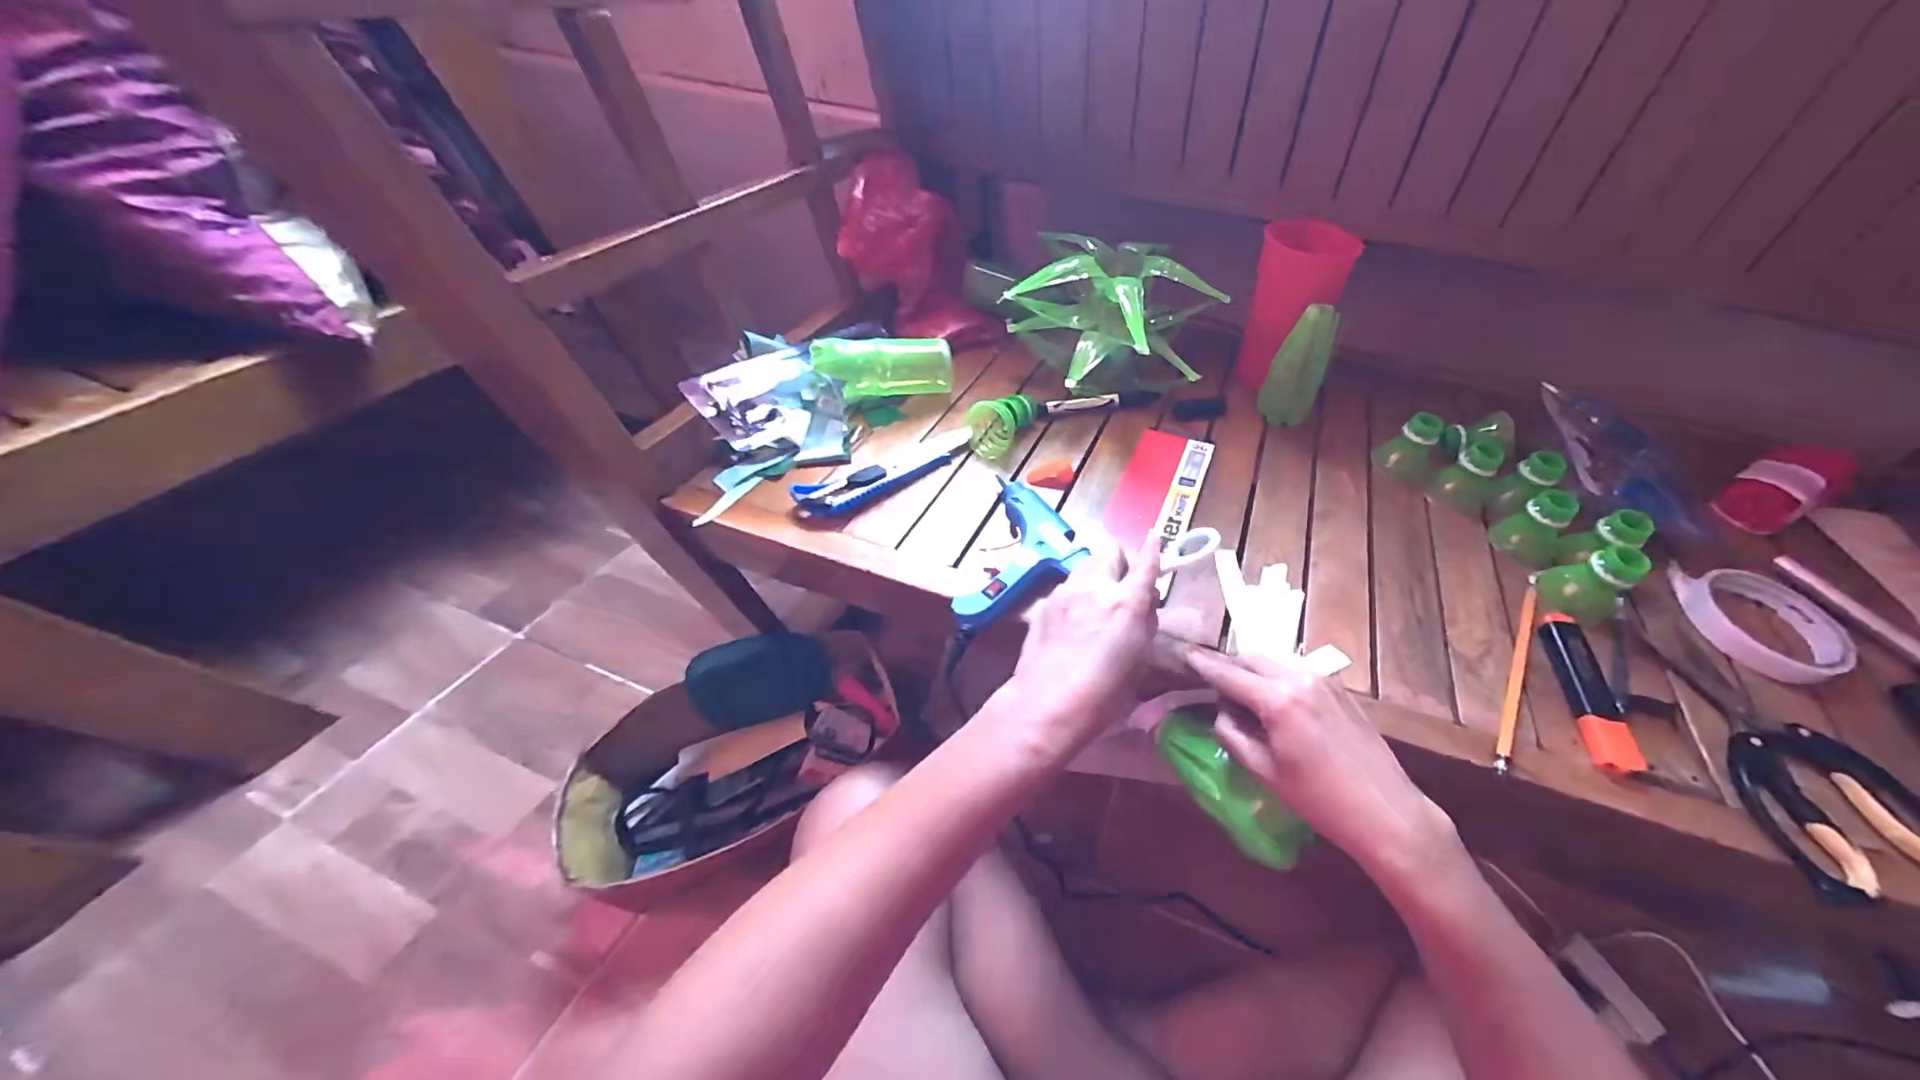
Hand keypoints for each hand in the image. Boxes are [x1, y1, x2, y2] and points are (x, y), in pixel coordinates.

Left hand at [1000, 537, 1161, 757]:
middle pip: (1109, 551)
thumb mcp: (1140, 660)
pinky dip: (1076, 593)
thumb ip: (1144, 622)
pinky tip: (1074, 618)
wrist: (1047, 703)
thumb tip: (1144, 604)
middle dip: (1120, 561)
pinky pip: (1066, 586)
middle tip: (1124, 585)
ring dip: (1096, 575)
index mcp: (1126, 602)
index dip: (1153, 550)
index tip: (1155, 538)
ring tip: (1097, 602)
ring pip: (1085, 565)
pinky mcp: (1044, 604)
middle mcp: (1094, 587)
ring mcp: (1064, 592)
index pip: (1145, 564)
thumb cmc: (1103, 695)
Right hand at [1184, 649, 1458, 878]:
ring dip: (1253, 669)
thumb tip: (1220, 710)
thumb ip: (1231, 733)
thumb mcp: (1263, 770)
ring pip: (1275, 661)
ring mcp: (1324, 680)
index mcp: (1276, 699)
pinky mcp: (1341, 689)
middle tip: (1210, 679)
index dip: (1202, 663)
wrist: (1388, 813)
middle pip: (1251, 657)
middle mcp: (1299, 678)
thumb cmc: (1319, 799)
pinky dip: (1277, 676)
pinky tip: (1274, 698)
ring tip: (1241, 690)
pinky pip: (1297, 670)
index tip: (1184, 653)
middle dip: (1228, 664)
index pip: (1227, 672)